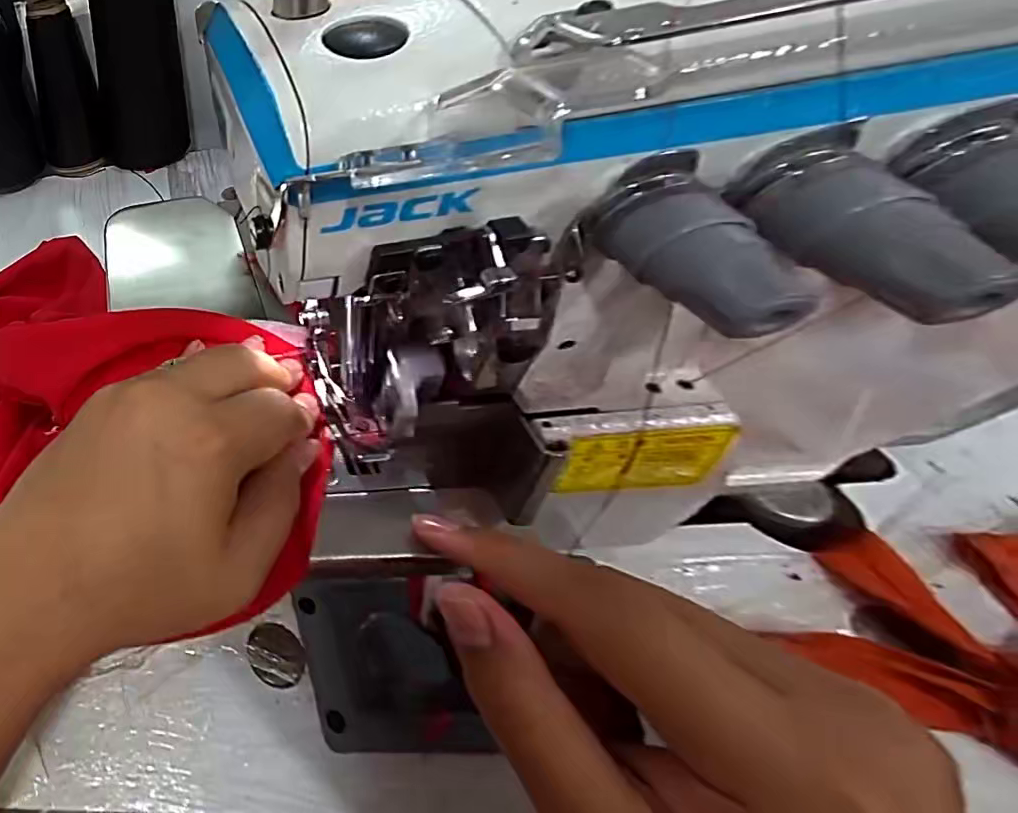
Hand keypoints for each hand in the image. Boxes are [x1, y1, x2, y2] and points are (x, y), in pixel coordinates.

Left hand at [0, 340, 320, 662]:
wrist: (38, 577)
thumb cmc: (139, 586)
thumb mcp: (235, 571)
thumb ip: (280, 503)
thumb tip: (299, 450)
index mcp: (212, 439)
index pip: (278, 407)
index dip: (302, 417)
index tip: (308, 429)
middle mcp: (172, 398)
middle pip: (243, 360)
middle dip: (274, 374)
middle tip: (287, 396)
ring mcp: (130, 390)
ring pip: (200, 356)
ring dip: (234, 367)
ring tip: (248, 390)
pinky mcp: (101, 397)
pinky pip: (161, 370)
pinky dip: (191, 373)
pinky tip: (195, 395)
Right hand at [414, 516, 962, 812]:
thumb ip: (525, 712)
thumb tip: (458, 598)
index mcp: (791, 760)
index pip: (620, 615)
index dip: (514, 562)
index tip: (433, 529)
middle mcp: (837, 705)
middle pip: (634, 606)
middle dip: (552, 626)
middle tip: (515, 674)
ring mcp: (856, 701)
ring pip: (659, 612)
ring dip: (594, 646)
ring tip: (598, 725)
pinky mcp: (850, 700)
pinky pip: (698, 636)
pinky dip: (641, 660)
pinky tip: (645, 722)